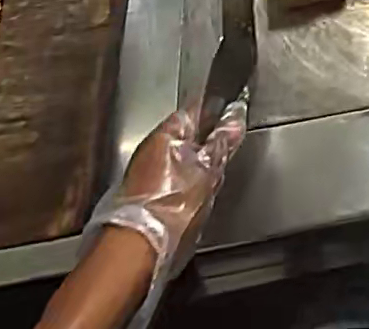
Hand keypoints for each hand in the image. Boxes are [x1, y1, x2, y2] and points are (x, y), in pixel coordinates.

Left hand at [91, 98, 245, 280]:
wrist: (133, 257)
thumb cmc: (170, 210)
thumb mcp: (207, 173)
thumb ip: (222, 143)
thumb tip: (235, 120)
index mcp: (165, 133)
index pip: (194, 110)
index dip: (214, 114)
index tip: (229, 123)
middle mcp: (148, 149)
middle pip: (184, 139)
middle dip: (203, 148)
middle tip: (222, 162)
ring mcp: (140, 176)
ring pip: (176, 164)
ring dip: (191, 172)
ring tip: (206, 190)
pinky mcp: (136, 201)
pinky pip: (166, 186)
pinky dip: (178, 192)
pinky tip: (188, 208)